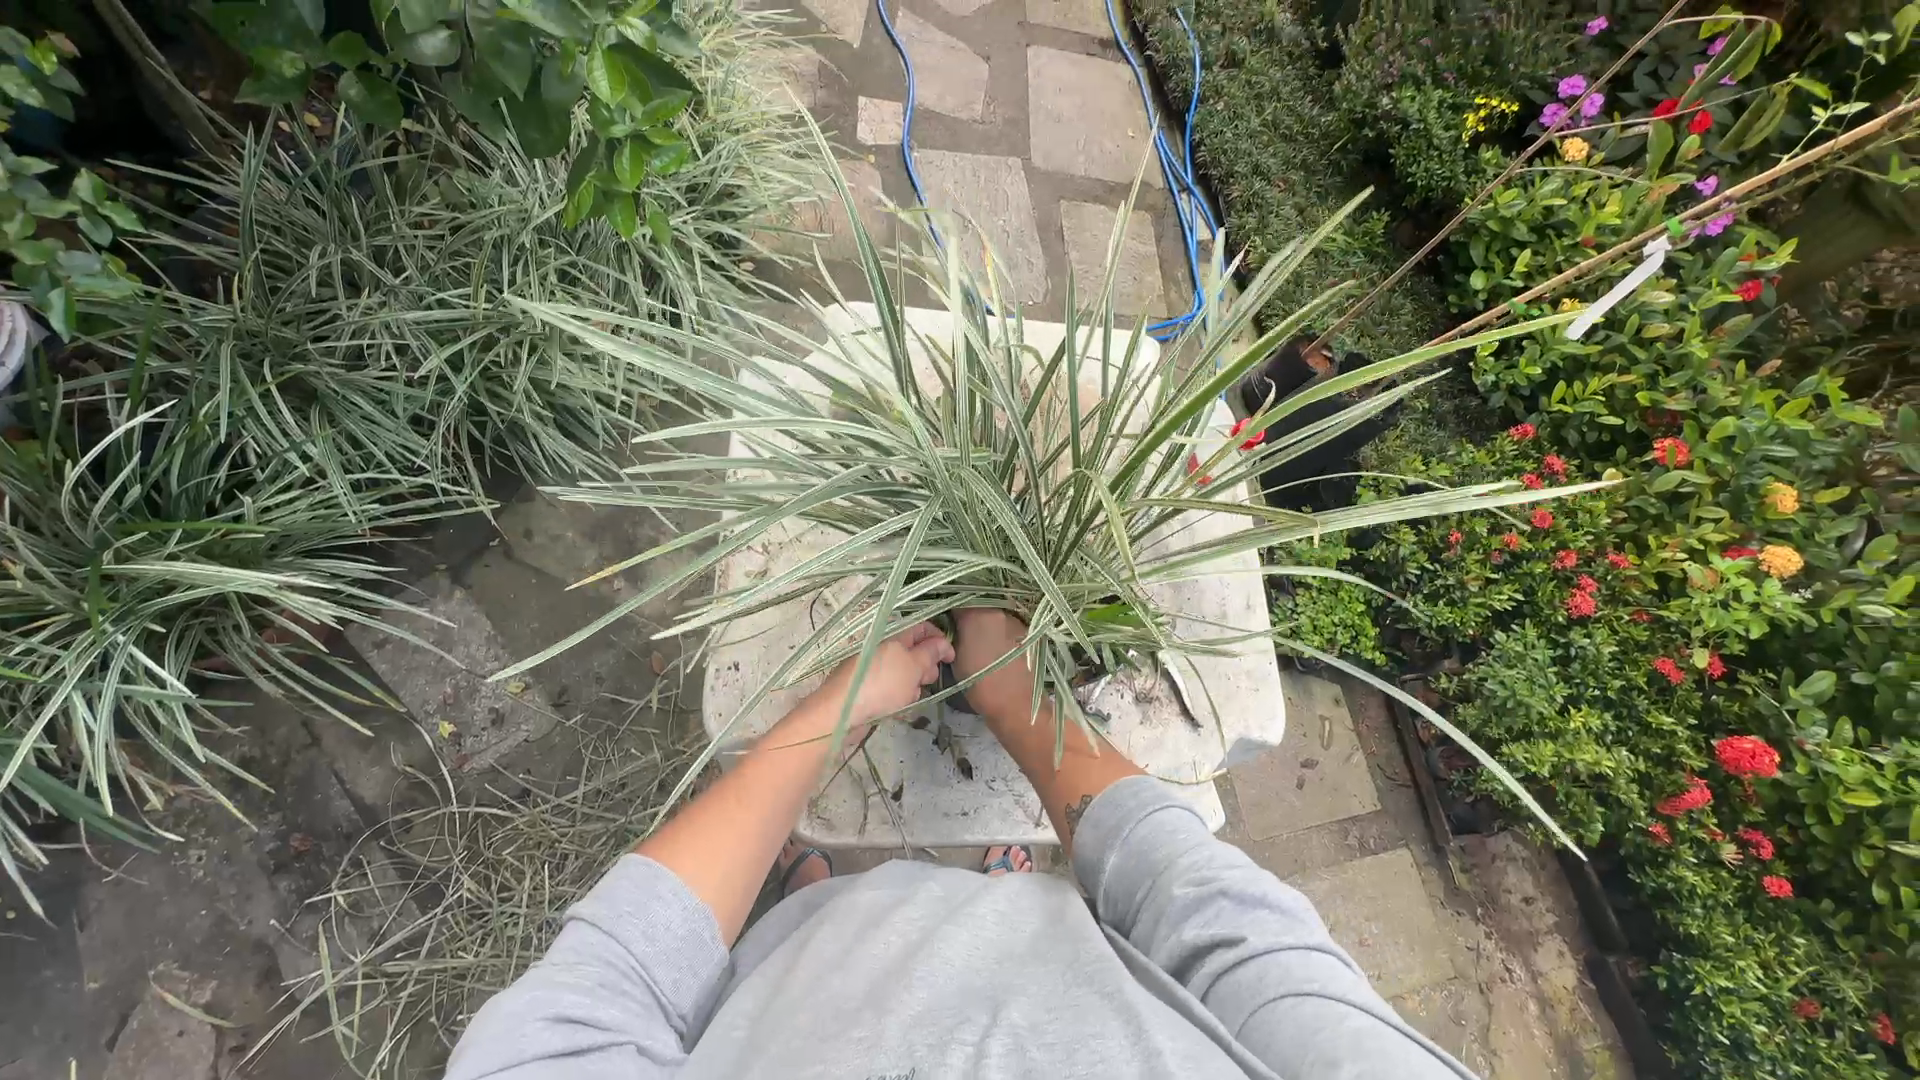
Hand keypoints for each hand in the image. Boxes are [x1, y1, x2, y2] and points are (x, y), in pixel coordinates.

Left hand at [809, 621, 954, 727]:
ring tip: (910, 697)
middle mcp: (882, 647)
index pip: (921, 627)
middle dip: (926, 665)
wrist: (842, 712)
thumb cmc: (882, 685)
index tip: (950, 657)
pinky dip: (898, 696)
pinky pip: (890, 687)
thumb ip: (930, 653)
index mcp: (893, 635)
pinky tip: (899, 708)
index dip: (939, 638)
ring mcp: (873, 667)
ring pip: (904, 672)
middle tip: (928, 679)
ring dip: (913, 684)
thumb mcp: (913, 666)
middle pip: (913, 650)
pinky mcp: (867, 687)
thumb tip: (942, 642)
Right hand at [952, 608, 1037, 725]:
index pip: (957, 602)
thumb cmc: (980, 685)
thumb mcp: (956, 658)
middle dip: (970, 616)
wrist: (1017, 705)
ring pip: (995, 616)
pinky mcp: (1029, 632)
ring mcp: (1016, 621)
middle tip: (964, 633)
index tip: (947, 621)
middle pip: (978, 606)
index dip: (950, 611)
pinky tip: (1000, 650)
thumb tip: (952, 625)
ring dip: (988, 624)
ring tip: (984, 644)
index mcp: (976, 614)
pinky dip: (1002, 633)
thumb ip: (953, 635)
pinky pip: (1009, 627)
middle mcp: (998, 611)